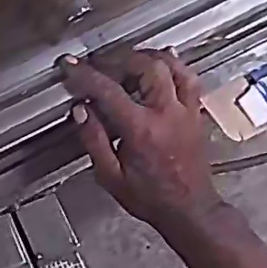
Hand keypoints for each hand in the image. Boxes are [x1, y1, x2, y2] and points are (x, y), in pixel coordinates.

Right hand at [59, 49, 225, 233]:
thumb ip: (93, 140)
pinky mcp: (196, 114)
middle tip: (100, 63)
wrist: (189, 211)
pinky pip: (189, 79)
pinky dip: (174, 65)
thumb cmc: (152, 198)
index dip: (85, 74)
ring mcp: (186, 112)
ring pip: (171, 66)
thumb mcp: (110, 176)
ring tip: (128, 58)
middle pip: (145, 66)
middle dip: (118, 59)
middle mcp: (167, 115)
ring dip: (147, 56)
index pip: (108, 90)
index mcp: (142, 130)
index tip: (71, 66)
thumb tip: (81, 112)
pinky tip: (163, 62)